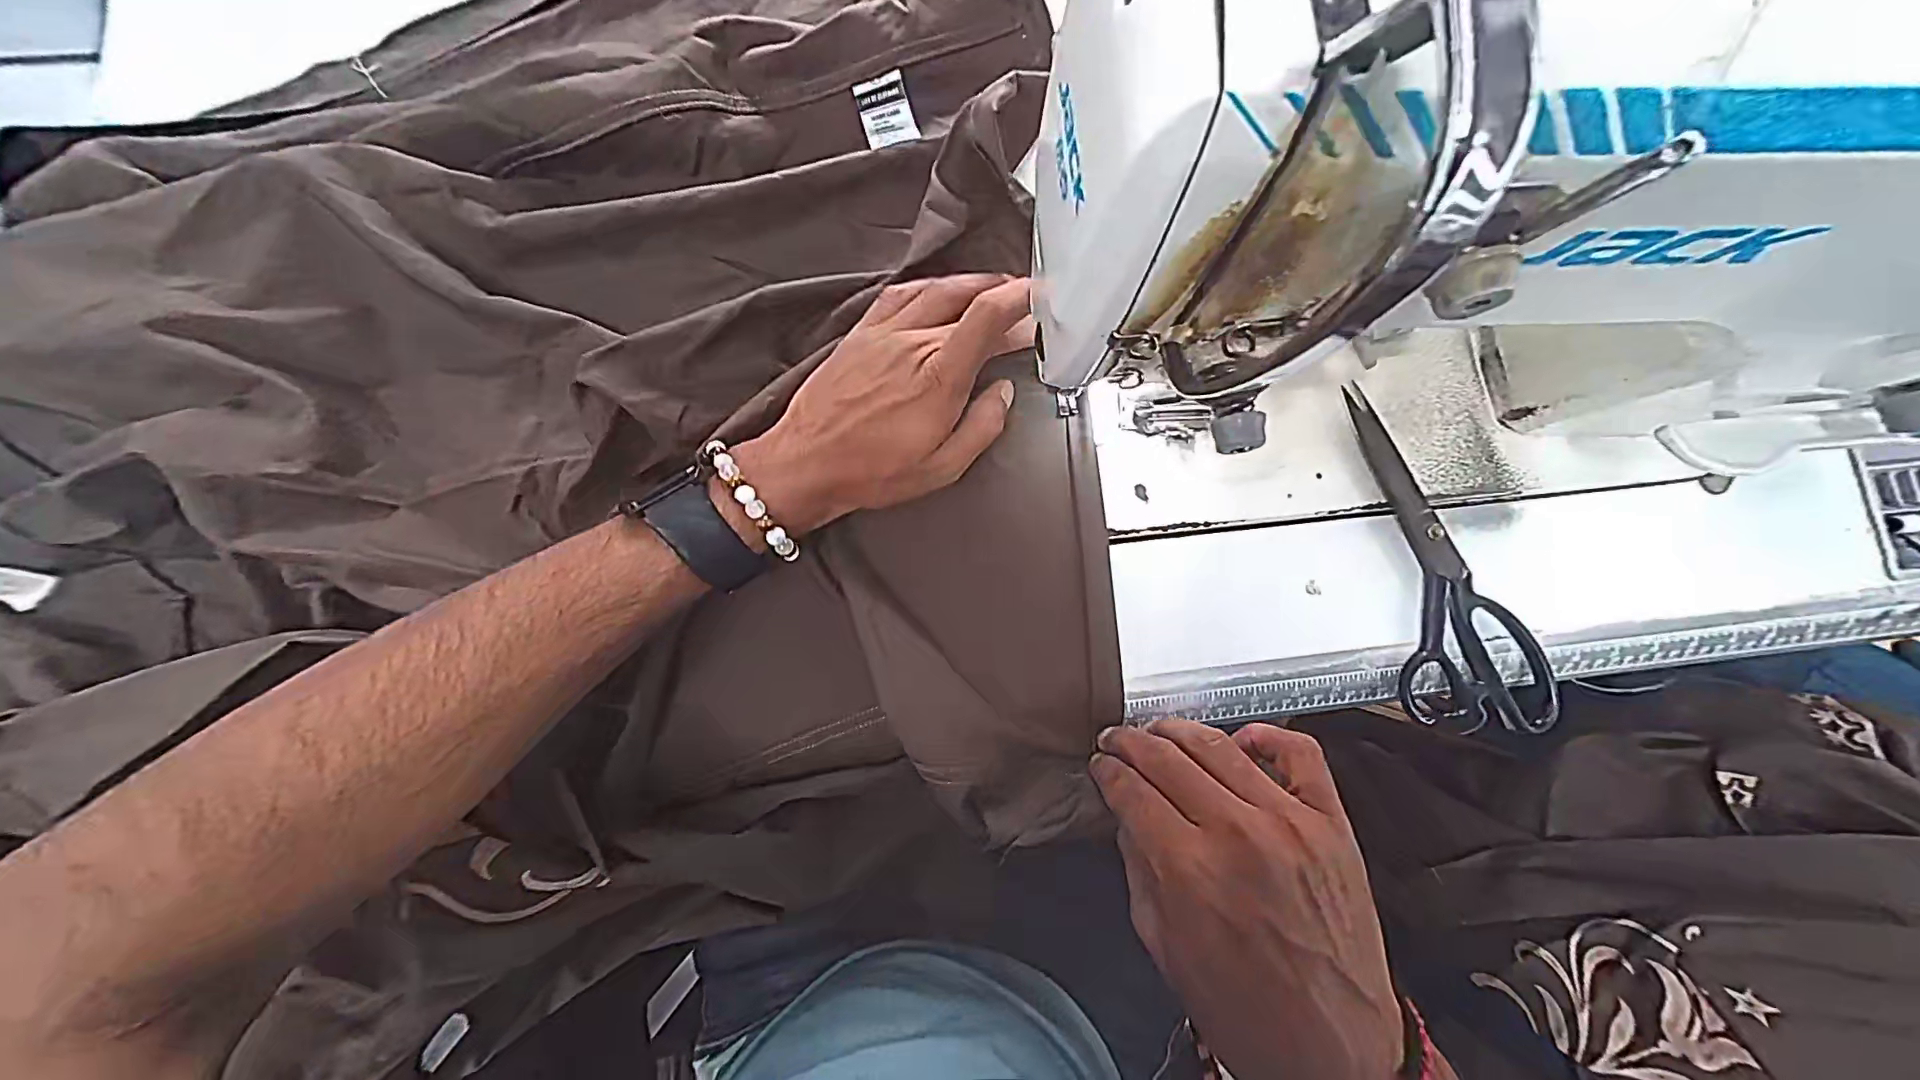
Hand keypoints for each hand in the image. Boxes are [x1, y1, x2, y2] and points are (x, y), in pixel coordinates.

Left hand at [724, 274, 1032, 535]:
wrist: (807, 463)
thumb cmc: (870, 470)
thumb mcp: (942, 467)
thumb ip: (982, 426)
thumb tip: (1003, 394)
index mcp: (938, 376)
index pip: (987, 316)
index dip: (1020, 298)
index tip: (1039, 297)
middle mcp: (912, 344)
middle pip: (968, 303)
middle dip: (1003, 300)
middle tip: (1022, 308)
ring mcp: (883, 335)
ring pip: (936, 290)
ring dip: (970, 284)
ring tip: (990, 288)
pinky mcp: (859, 336)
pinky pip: (898, 295)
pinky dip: (927, 286)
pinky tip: (937, 290)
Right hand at [1091, 720, 1402, 1079]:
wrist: (1336, 1050)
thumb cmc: (1246, 1010)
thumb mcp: (1163, 945)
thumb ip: (1139, 869)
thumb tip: (1128, 816)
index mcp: (1188, 869)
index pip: (1131, 789)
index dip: (1107, 772)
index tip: (1101, 767)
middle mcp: (1236, 834)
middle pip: (1164, 757)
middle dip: (1129, 741)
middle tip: (1116, 739)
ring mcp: (1289, 823)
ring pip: (1218, 745)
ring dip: (1177, 730)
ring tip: (1159, 731)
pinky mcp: (1331, 825)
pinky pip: (1299, 754)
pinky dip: (1266, 735)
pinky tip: (1242, 739)